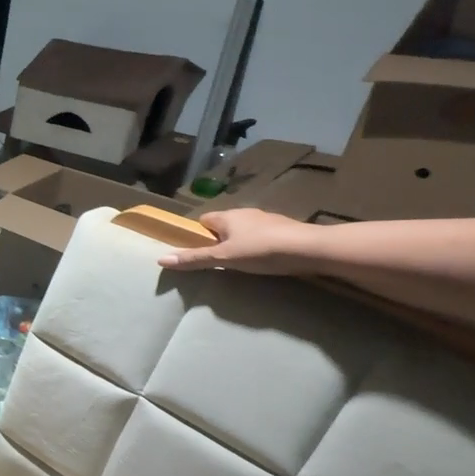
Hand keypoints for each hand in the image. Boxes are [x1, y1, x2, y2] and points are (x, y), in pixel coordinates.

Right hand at [157, 208, 318, 273]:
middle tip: (222, 260)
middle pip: (225, 225)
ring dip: (244, 242)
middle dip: (221, 240)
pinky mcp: (289, 229)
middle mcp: (247, 213)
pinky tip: (268, 259)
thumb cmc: (263, 250)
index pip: (204, 220)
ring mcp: (270, 220)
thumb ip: (194, 259)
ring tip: (246, 262)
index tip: (201, 250)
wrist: (314, 249)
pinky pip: (267, 235)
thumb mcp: (224, 258)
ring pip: (247, 230)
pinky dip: (264, 245)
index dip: (199, 234)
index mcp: (228, 216)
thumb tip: (160, 259)